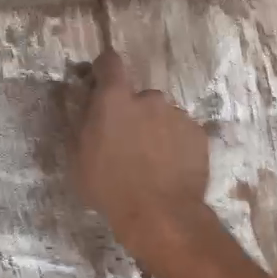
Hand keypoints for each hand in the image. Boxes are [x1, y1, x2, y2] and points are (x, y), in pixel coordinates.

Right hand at [73, 49, 213, 261]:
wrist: (160, 214)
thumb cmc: (109, 187)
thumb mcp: (78, 159)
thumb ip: (82, 126)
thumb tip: (86, 108)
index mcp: (115, 99)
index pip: (110, 62)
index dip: (103, 69)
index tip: (100, 81)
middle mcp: (149, 98)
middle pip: (137, 97)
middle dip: (131, 113)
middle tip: (126, 143)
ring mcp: (177, 115)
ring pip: (161, 117)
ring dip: (154, 131)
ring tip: (150, 163)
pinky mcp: (198, 134)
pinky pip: (181, 133)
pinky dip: (174, 145)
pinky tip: (169, 170)